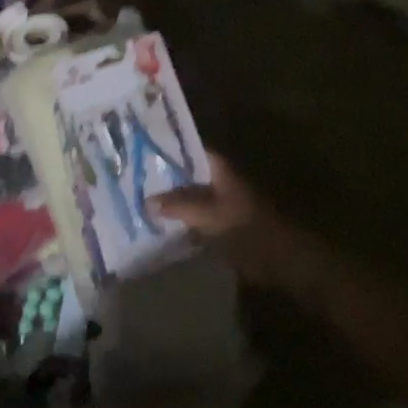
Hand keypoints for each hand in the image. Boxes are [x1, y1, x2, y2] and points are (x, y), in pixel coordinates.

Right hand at [149, 153, 314, 286]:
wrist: (278, 259)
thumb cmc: (246, 229)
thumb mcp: (209, 215)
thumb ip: (178, 205)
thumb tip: (147, 200)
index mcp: (218, 169)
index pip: (187, 149)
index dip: (165, 148)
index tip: (137, 150)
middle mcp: (217, 180)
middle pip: (185, 173)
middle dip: (161, 176)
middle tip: (129, 177)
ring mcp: (218, 203)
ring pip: (187, 196)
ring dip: (168, 200)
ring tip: (135, 200)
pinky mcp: (218, 224)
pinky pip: (192, 217)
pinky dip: (177, 220)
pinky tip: (155, 225)